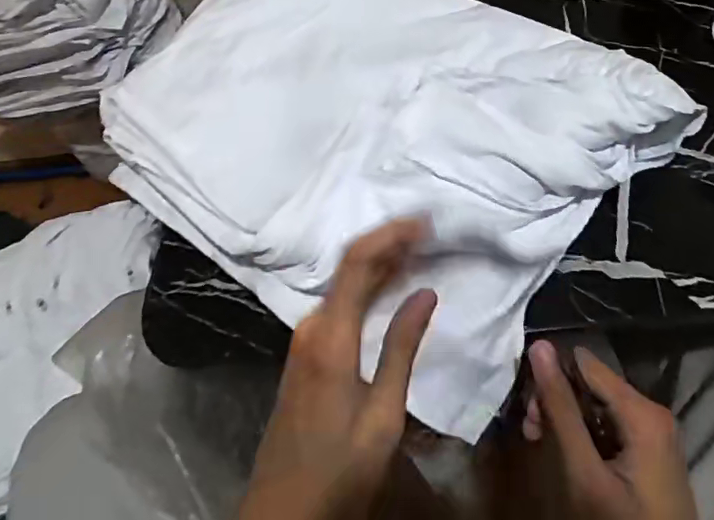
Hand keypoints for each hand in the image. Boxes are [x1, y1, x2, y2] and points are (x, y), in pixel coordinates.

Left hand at [238, 217, 438, 519]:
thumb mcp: (382, 416)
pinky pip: (341, 302)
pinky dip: (369, 285)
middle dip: (391, 242)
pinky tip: (393, 286)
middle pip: (351, 266)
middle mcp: (312, 327)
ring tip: (420, 251)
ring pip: (346, 283)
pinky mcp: (306, 352)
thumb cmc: (337, 470)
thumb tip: (426, 292)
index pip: (357, 262)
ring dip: (382, 262)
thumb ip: (401, 348)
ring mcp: (305, 339)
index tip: (426, 222)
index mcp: (330, 337)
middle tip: (432, 234)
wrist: (280, 516)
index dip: (391, 234)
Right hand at [526, 340, 697, 519]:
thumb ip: (562, 411)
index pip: (586, 364)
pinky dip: (586, 435)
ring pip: (599, 406)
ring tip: (540, 441)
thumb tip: (540, 347)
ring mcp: (655, 433)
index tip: (527, 403)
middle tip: (531, 430)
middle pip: (593, 386)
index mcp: (643, 411)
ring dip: (568, 420)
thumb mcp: (585, 474)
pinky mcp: (651, 453)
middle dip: (558, 401)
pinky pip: (612, 427)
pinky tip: (568, 453)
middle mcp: (653, 411)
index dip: (553, 375)